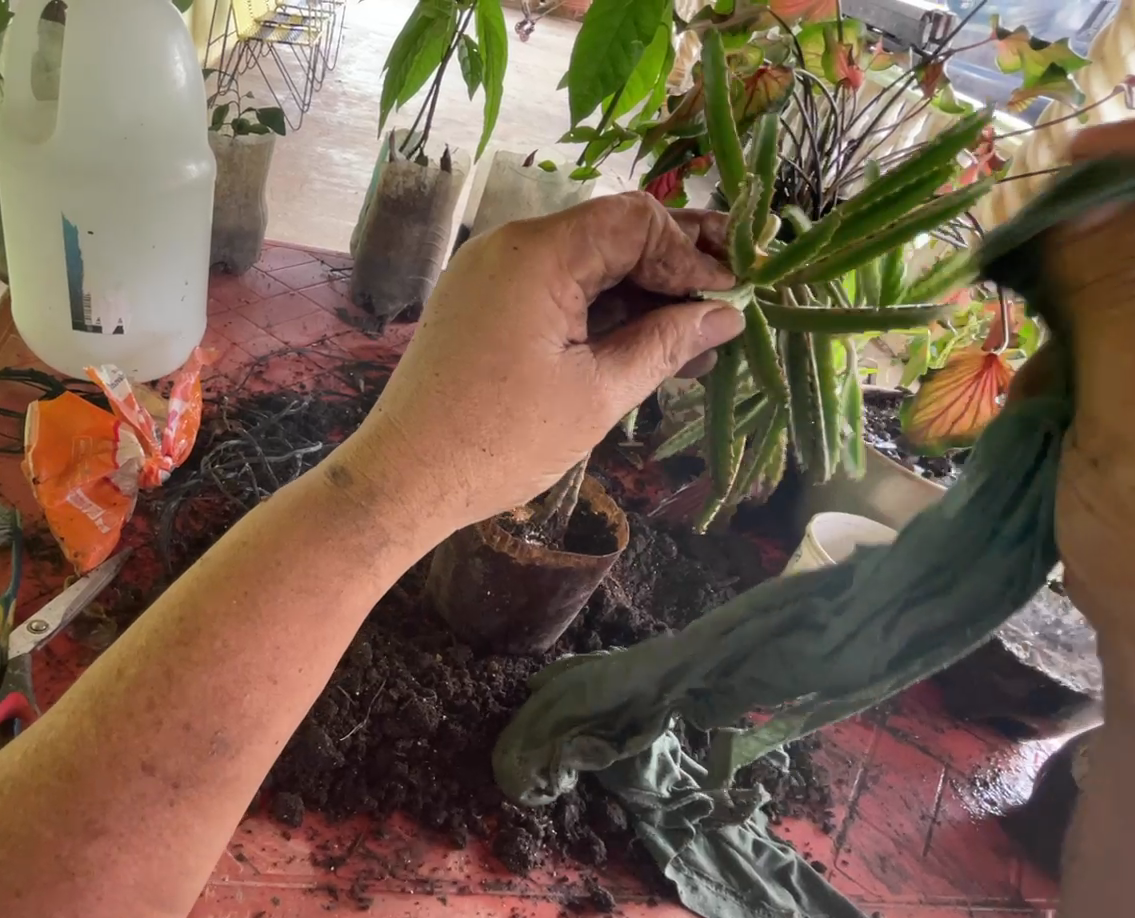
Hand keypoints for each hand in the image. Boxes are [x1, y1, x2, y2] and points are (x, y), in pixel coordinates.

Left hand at [320, 192, 744, 537]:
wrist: (403, 479)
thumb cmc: (500, 442)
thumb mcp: (596, 395)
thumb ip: (664, 345)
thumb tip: (723, 315)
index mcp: (536, 253)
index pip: (635, 221)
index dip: (690, 254)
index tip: (730, 298)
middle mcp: (505, 249)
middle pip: (606, 239)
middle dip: (667, 275)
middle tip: (721, 309)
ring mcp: (483, 279)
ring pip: (577, 271)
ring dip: (631, 302)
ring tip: (685, 345)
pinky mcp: (474, 310)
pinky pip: (545, 296)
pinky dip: (588, 318)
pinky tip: (629, 350)